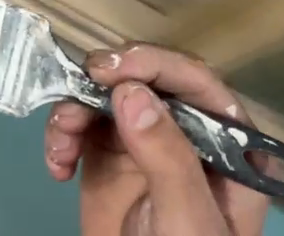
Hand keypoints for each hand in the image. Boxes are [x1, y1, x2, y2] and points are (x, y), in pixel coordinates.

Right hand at [46, 44, 268, 235]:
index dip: (159, 64)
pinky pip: (79, 124)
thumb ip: (167, 158)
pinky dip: (60, 136)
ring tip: (61, 145)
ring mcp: (143, 147)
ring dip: (74, 110)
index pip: (200, 86)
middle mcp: (186, 140)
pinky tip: (57, 166)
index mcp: (227, 153)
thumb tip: (131, 92)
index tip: (114, 69)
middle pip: (146, 81)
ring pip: (104, 96)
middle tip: (80, 83)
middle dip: (108, 80)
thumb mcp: (187, 225)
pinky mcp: (105, 160)